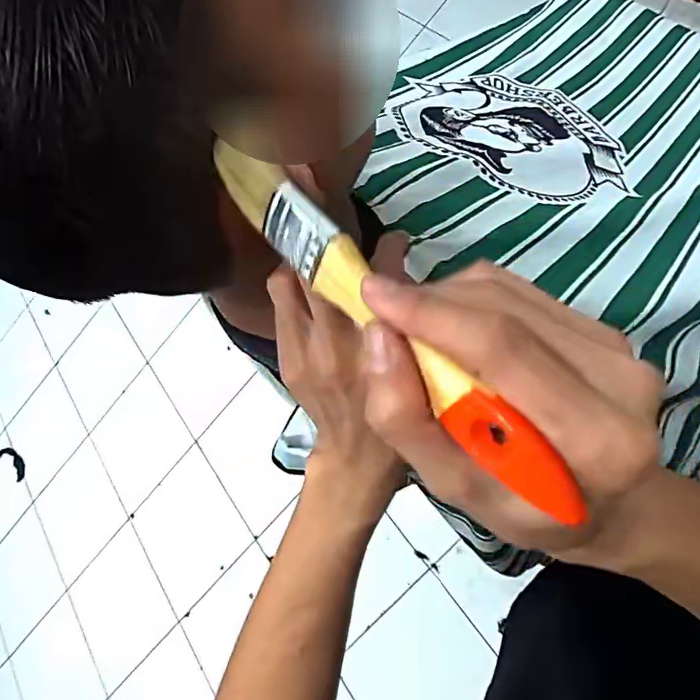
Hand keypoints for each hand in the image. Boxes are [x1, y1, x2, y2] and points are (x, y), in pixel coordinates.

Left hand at [269, 232, 412, 520]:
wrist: (354, 459)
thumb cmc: (399, 414)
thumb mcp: (418, 370)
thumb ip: (410, 323)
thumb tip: (405, 272)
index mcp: (375, 348)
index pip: (373, 282)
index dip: (383, 252)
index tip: (393, 242)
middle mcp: (333, 345)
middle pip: (314, 272)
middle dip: (326, 246)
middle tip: (341, 240)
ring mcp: (302, 351)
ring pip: (285, 283)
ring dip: (301, 267)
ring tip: (319, 265)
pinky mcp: (285, 358)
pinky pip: (281, 307)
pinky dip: (294, 292)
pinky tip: (311, 298)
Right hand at [358, 262, 668, 565]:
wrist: (613, 505)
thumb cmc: (533, 513)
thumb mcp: (460, 492)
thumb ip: (410, 422)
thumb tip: (378, 337)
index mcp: (594, 437)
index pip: (503, 348)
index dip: (432, 313)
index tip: (373, 292)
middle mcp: (620, 379)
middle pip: (504, 309)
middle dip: (431, 301)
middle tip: (384, 311)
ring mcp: (618, 347)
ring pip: (511, 292)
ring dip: (449, 297)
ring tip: (417, 324)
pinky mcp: (605, 328)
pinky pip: (523, 293)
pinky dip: (474, 300)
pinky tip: (456, 325)